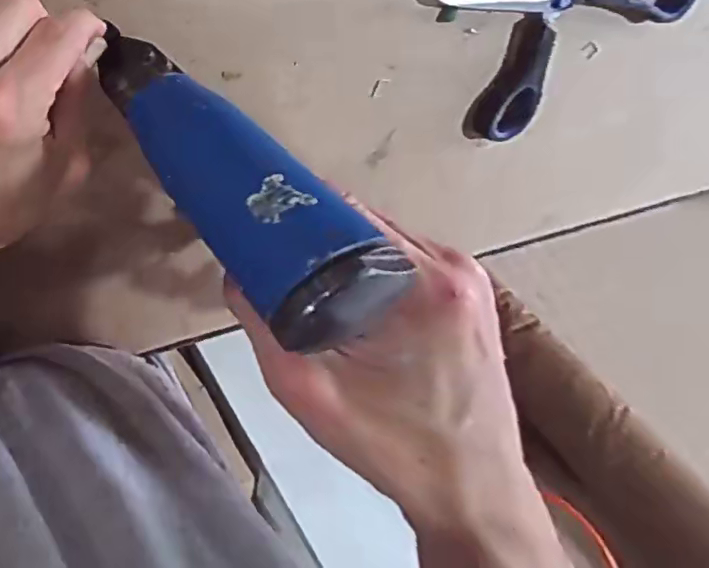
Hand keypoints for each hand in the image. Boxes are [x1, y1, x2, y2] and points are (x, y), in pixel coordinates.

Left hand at [0, 0, 105, 273]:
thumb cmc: (5, 205)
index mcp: (11, 109)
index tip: (92, 38)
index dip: (86, 25)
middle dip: (46, 20)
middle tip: (47, 52)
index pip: (60, 32)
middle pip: (19, 1)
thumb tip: (83, 47)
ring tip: (13, 49)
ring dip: (9, 15)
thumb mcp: (65, 166)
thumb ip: (78, 99)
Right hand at [228, 205, 565, 566]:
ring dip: (338, 250)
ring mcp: (468, 280)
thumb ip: (259, 323)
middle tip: (271, 253)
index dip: (294, 209)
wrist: (475, 500)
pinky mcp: (470, 296)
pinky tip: (343, 296)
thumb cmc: (393, 447)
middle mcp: (453, 268)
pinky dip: (366, 268)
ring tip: (301, 277)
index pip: (343, 211)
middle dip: (312, 233)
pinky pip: (401, 259)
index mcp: (424, 281)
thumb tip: (234, 273)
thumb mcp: (304, 388)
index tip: (258, 219)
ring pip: (379, 238)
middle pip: (360, 220)